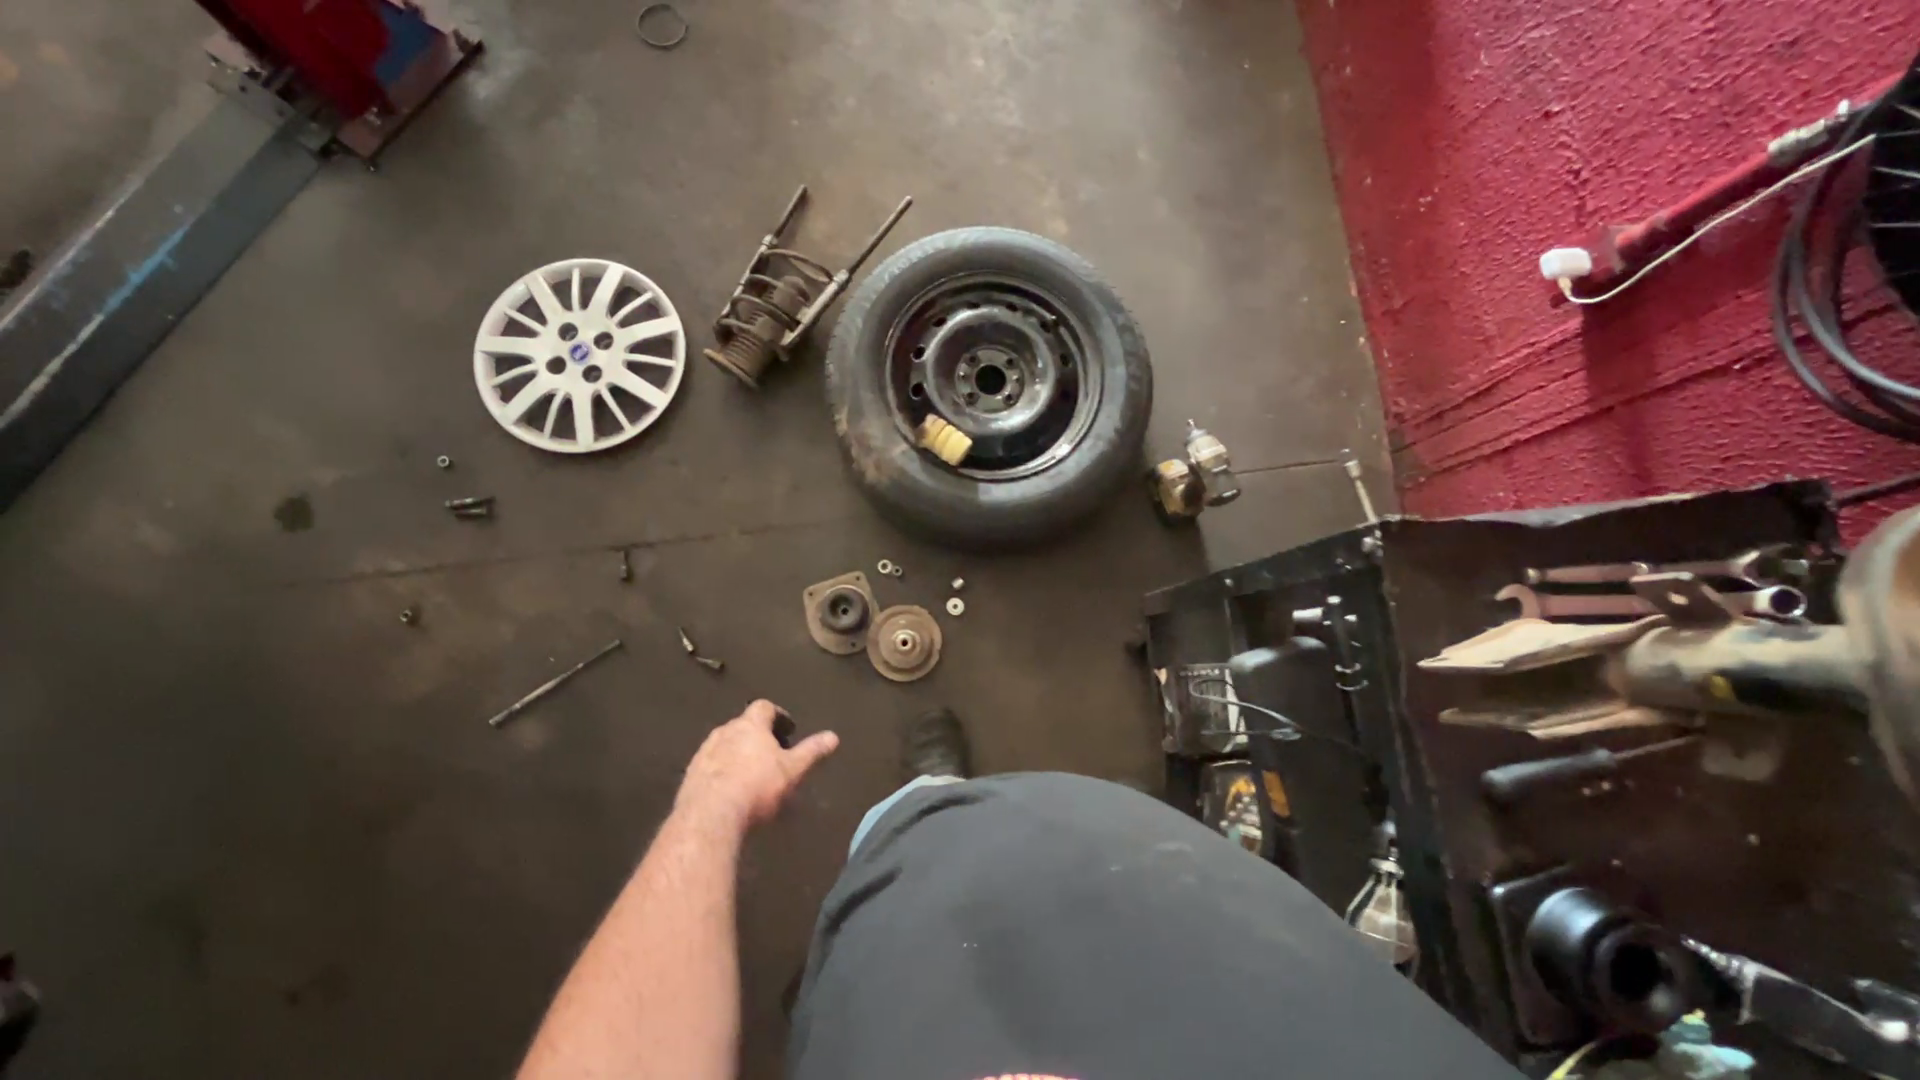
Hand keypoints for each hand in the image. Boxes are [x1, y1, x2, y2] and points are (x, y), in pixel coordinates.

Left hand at [676, 700, 839, 832]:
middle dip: (757, 736)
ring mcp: (703, 753)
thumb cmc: (757, 787)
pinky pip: (710, 766)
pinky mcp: (690, 775)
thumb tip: (833, 736)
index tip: (788, 729)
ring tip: (750, 774)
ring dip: (737, 753)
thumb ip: (812, 752)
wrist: (709, 816)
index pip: (764, 707)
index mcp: (750, 725)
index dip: (777, 715)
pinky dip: (721, 771)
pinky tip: (729, 791)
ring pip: (724, 745)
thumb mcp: (792, 770)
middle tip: (772, 754)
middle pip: (742, 725)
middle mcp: (724, 732)